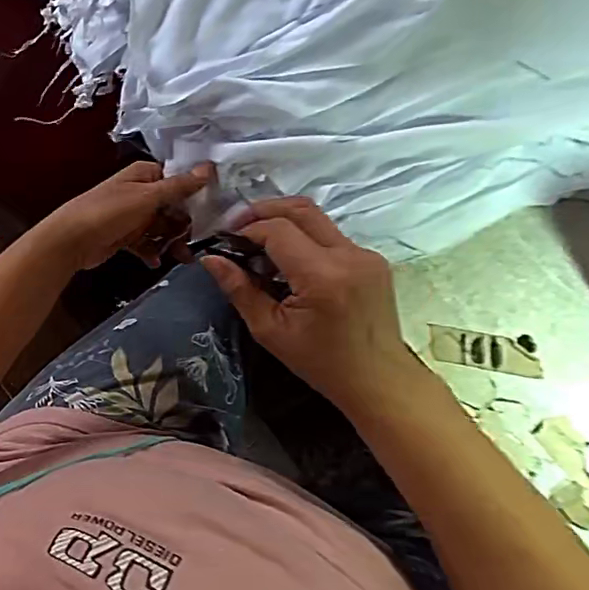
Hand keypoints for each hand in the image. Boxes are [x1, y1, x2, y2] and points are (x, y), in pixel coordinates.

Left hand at [34, 161, 214, 270]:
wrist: (70, 240)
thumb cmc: (108, 212)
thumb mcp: (147, 197)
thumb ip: (178, 186)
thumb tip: (209, 167)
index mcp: (144, 175)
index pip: (178, 180)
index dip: (196, 194)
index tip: (216, 210)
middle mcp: (138, 193)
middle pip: (172, 207)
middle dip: (186, 224)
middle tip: (201, 240)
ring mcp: (131, 216)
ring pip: (161, 227)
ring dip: (172, 241)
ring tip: (184, 257)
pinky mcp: (123, 237)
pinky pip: (145, 243)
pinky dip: (152, 251)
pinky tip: (156, 261)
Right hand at [199, 196, 427, 413]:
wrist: (378, 379)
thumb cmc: (319, 362)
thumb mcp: (269, 329)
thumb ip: (239, 289)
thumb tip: (211, 259)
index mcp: (323, 275)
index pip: (278, 230)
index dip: (246, 230)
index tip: (224, 242)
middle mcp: (349, 256)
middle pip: (301, 210)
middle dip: (263, 211)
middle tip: (235, 227)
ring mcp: (366, 255)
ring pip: (316, 221)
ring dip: (283, 225)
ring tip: (257, 247)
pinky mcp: (371, 260)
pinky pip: (330, 237)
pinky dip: (302, 240)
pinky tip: (286, 264)